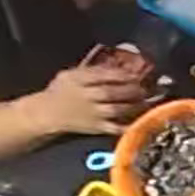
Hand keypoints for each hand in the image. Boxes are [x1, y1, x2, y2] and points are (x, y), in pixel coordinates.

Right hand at [23, 64, 150, 136]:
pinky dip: (131, 125)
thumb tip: (119, 68)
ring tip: (146, 102)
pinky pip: (118, 127)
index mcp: (76, 80)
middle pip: (111, 92)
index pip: (100, 75)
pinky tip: (142, 120)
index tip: (134, 75)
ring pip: (117, 109)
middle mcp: (85, 96)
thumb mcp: (71, 75)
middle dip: (131, 90)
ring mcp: (93, 113)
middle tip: (144, 89)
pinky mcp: (99, 128)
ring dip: (135, 105)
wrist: (48, 113)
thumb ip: (92, 72)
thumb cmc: (63, 91)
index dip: (120, 75)